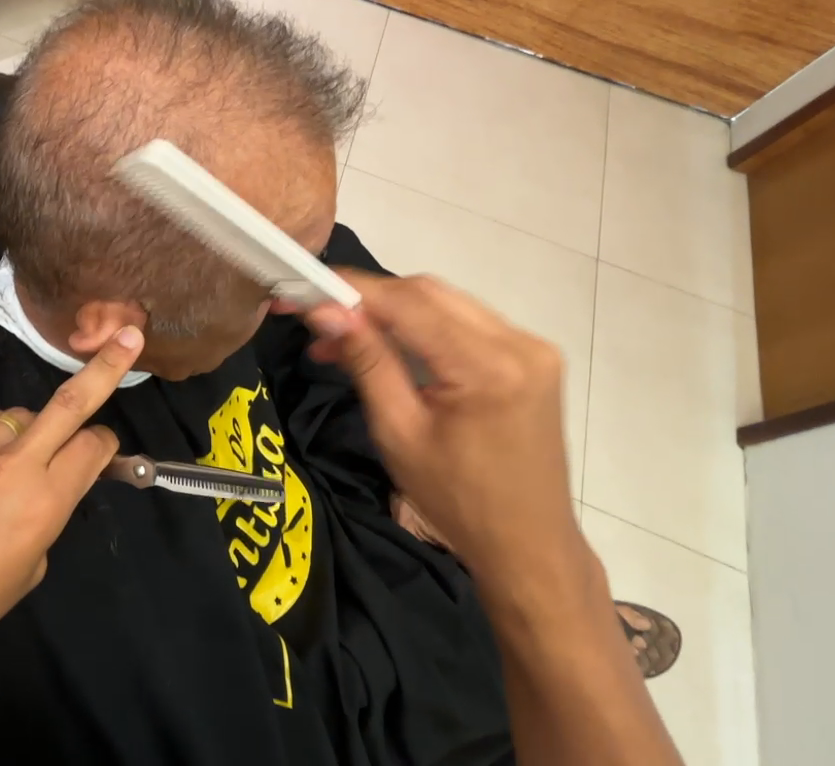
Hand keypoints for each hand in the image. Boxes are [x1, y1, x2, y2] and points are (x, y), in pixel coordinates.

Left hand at [0, 325, 142, 683]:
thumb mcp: (32, 565)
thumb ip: (48, 512)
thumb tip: (50, 481)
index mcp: (44, 501)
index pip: (92, 447)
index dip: (105, 446)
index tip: (103, 451)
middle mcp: (13, 463)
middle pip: (69, 403)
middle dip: (105, 368)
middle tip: (128, 336)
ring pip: (19, 415)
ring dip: (30, 430)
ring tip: (13, 464)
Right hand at [298, 272, 579, 580]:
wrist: (527, 543)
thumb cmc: (455, 498)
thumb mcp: (398, 430)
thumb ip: (366, 361)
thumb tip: (325, 310)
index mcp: (489, 367)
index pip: (408, 302)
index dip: (351, 291)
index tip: (303, 291)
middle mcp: (520, 344)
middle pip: (428, 292)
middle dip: (368, 298)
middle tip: (317, 319)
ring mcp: (532, 347)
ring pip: (444, 301)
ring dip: (390, 311)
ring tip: (342, 339)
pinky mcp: (530, 357)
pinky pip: (463, 321)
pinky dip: (419, 326)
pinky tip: (387, 347)